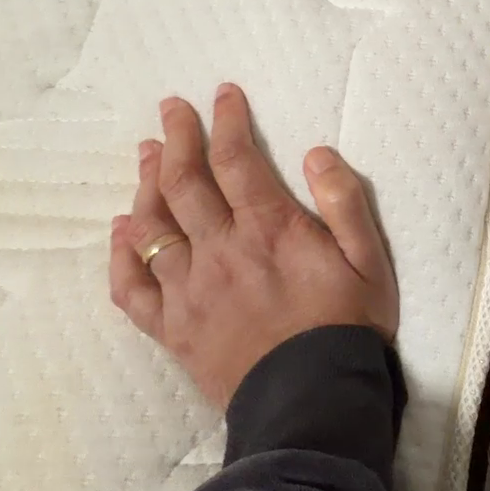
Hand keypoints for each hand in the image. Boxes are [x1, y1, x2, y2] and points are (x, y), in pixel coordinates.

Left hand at [108, 83, 398, 408]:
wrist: (313, 397)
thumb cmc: (348, 320)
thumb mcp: (368, 255)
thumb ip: (344, 200)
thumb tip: (316, 152)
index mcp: (269, 228)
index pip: (237, 160)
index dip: (226, 121)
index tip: (221, 93)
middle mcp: (220, 250)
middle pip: (186, 183)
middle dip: (176, 138)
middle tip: (170, 109)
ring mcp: (189, 290)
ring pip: (153, 226)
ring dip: (146, 184)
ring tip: (146, 154)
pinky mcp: (172, 328)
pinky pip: (131, 288)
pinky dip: (121, 254)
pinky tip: (121, 230)